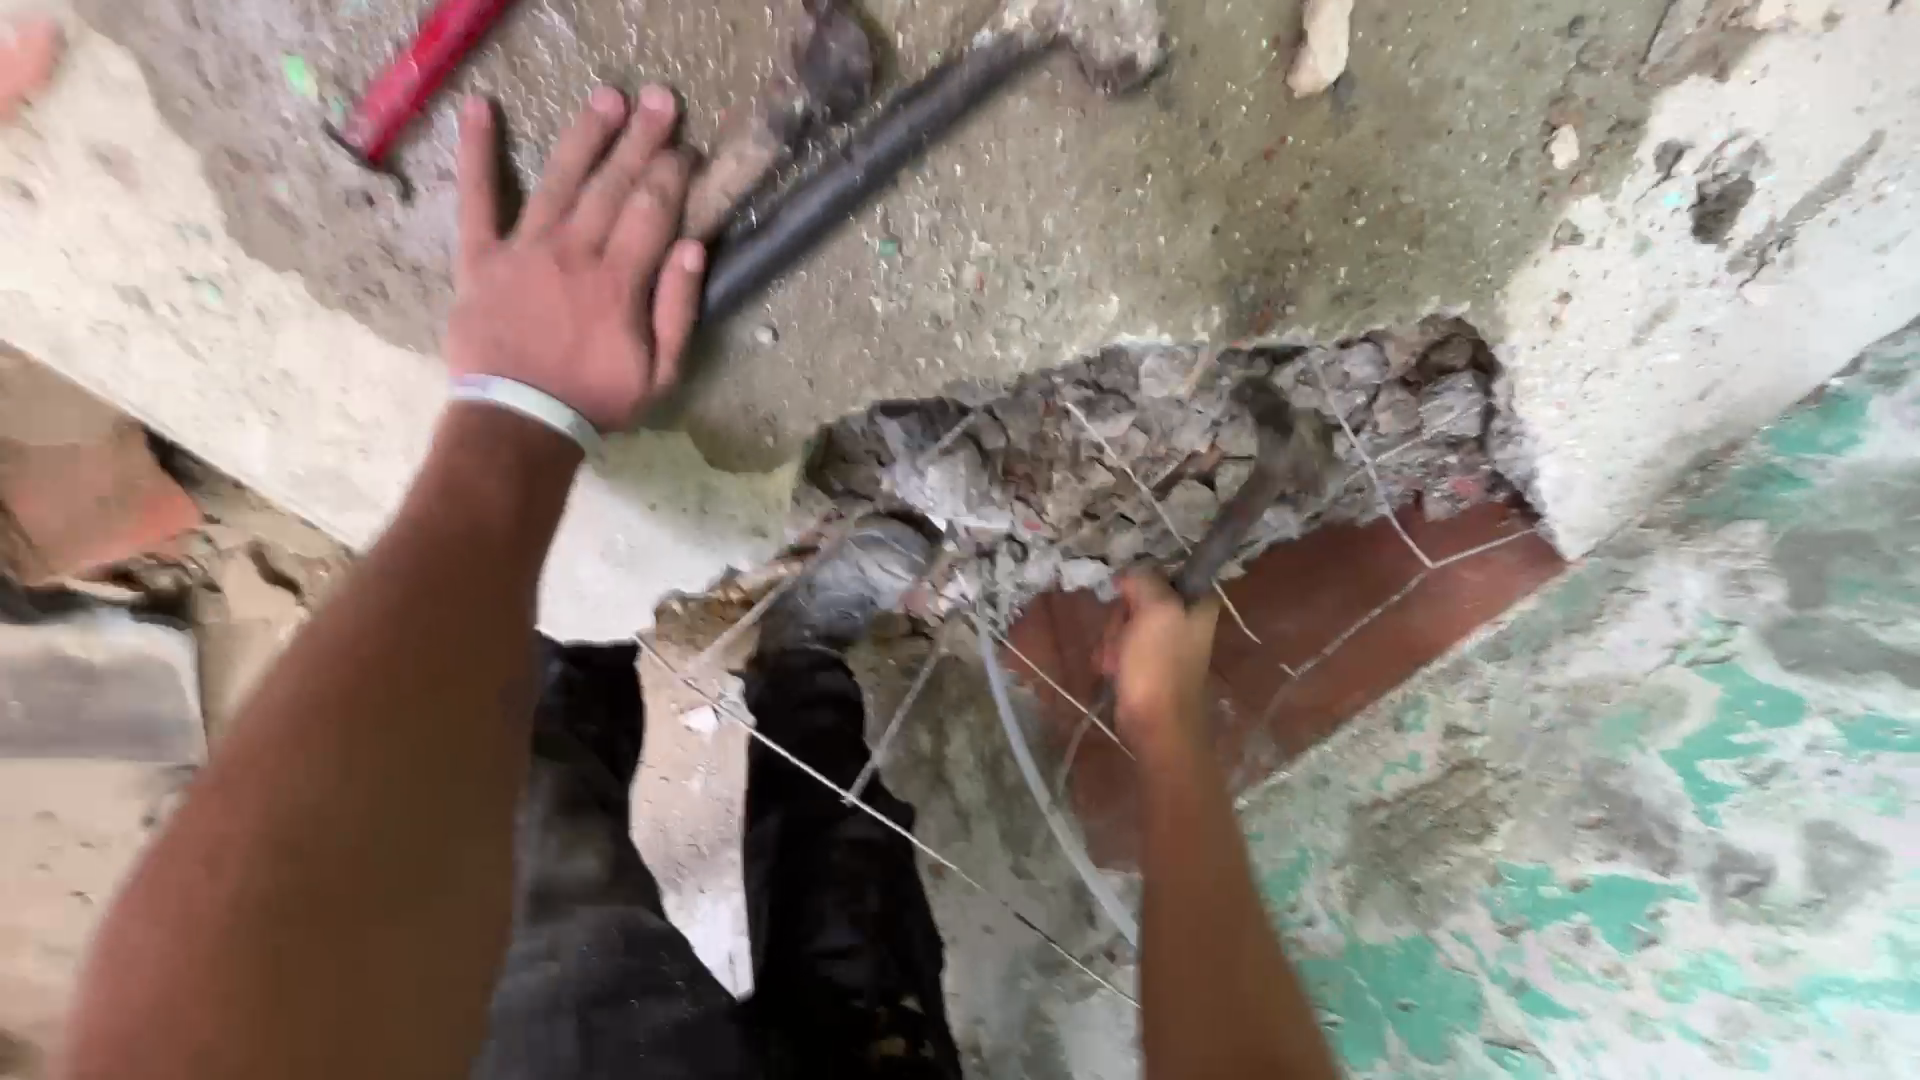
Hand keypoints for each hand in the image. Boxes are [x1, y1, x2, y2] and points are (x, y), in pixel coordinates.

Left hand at [447, 86, 705, 430]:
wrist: (519, 420)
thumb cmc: (597, 400)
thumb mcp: (661, 373)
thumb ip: (677, 310)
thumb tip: (694, 249)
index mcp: (618, 282)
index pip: (652, 212)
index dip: (674, 176)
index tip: (691, 150)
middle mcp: (573, 252)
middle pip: (613, 185)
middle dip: (641, 141)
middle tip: (662, 100)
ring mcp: (523, 249)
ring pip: (559, 181)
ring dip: (585, 135)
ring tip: (608, 97)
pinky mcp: (481, 256)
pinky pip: (477, 199)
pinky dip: (476, 153)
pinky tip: (480, 108)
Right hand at [1100, 571, 1219, 746]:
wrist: (1157, 723)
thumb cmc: (1159, 664)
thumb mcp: (1155, 608)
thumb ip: (1144, 580)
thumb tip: (1126, 577)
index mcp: (1197, 601)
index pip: (1160, 573)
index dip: (1138, 585)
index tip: (1128, 599)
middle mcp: (1184, 617)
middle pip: (1137, 598)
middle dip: (1121, 617)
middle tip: (1125, 636)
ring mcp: (1165, 641)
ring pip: (1124, 621)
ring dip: (1113, 639)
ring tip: (1116, 660)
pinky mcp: (1148, 662)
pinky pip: (1121, 644)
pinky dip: (1112, 655)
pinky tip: (1111, 669)